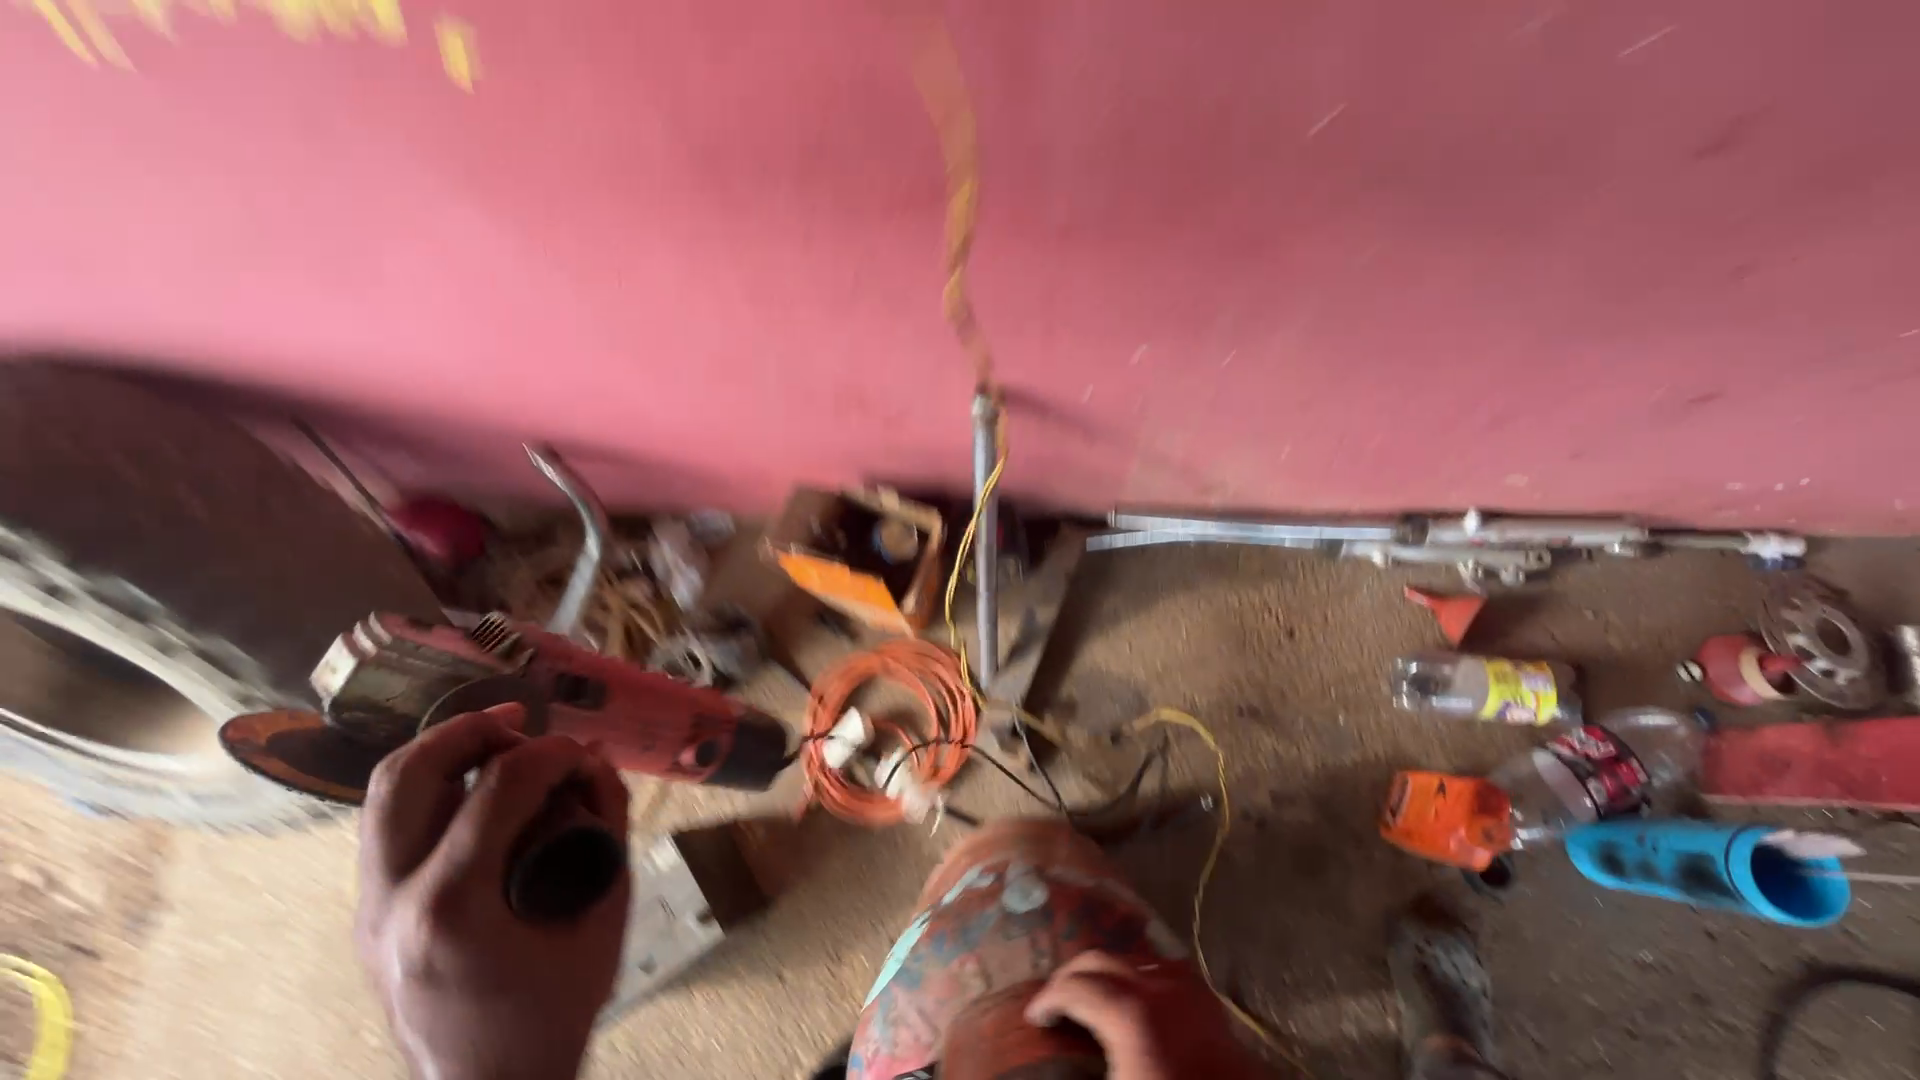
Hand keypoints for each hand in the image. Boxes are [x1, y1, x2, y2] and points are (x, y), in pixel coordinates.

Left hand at [356, 706, 631, 1079]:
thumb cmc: (555, 1007)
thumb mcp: (604, 915)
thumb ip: (606, 829)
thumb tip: (596, 762)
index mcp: (453, 906)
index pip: (500, 786)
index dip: (552, 753)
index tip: (585, 754)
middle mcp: (392, 900)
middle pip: (409, 774)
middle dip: (471, 730)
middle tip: (522, 723)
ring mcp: (368, 908)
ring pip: (383, 793)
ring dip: (443, 752)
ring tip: (497, 741)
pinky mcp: (367, 913)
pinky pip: (389, 825)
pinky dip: (432, 789)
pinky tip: (477, 791)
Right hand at [1025, 951, 1265, 1079]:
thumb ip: (1077, 1068)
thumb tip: (1045, 1065)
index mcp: (1129, 1013)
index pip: (1072, 987)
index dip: (1047, 999)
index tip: (1034, 1016)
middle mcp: (1158, 989)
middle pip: (1101, 961)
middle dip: (1071, 975)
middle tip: (1055, 1000)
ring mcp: (1188, 991)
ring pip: (1134, 959)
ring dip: (1106, 971)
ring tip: (1091, 993)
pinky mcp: (1211, 1003)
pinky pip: (1166, 971)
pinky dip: (1141, 975)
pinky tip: (1137, 995)